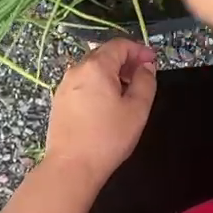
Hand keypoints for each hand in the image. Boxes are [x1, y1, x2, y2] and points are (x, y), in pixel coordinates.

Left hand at [44, 39, 156, 183]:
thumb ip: (145, 82)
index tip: (152, 61)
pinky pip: (82, 83)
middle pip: (104, 54)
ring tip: (127, 92)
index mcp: (96, 67)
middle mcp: (77, 70)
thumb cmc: (108, 138)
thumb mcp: (137, 110)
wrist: (71, 167)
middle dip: (125, 60)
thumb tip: (145, 67)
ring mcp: (64, 85)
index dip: (139, 50)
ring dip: (112, 73)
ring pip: (92, 69)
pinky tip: (107, 104)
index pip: (119, 45)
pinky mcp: (59, 100)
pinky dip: (98, 84)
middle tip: (142, 76)